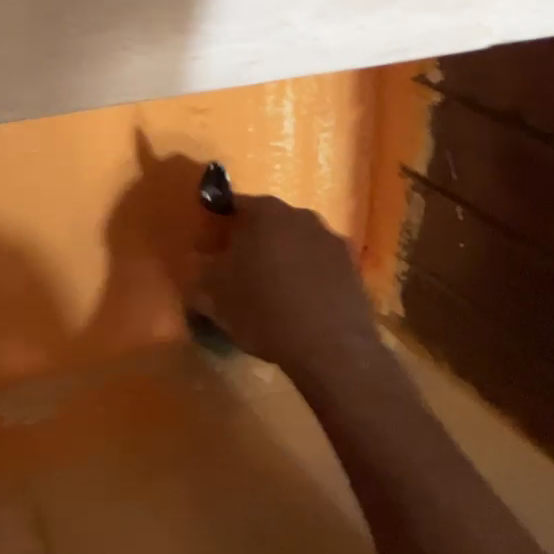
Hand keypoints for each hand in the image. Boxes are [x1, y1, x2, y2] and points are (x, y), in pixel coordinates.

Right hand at [193, 194, 378, 372]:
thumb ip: (200, 271)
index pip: (232, 204)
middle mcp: (300, 215)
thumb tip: (199, 262)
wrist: (331, 349)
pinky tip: (301, 304)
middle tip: (239, 270)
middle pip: (268, 221)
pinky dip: (310, 276)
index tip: (210, 247)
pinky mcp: (354, 267)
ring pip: (297, 241)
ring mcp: (331, 239)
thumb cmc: (263, 311)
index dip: (219, 224)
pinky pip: (321, 264)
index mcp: (264, 212)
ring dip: (284, 257)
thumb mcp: (212, 296)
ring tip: (273, 291)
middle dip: (253, 239)